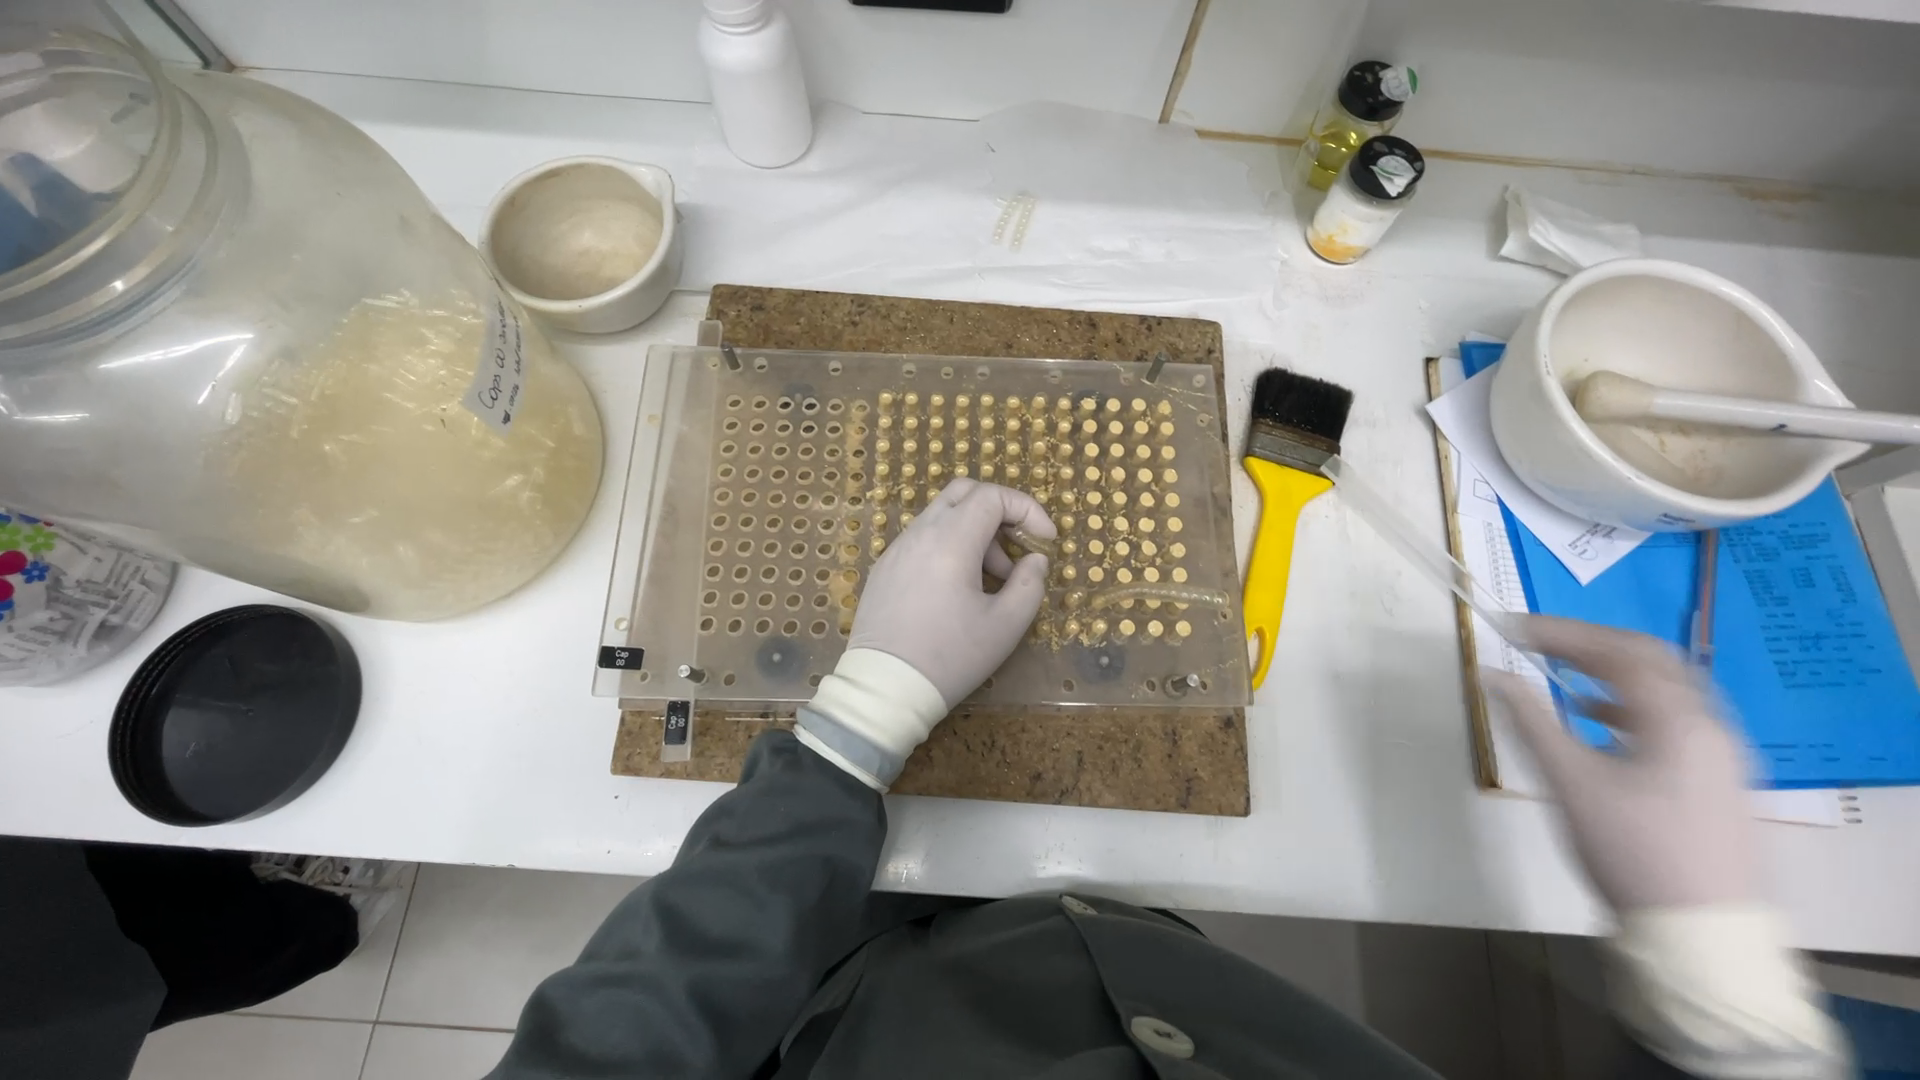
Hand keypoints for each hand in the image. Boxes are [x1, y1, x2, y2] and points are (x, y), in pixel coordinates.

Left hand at [850, 478, 1053, 705]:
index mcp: (950, 541)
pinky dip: (950, 546)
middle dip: (1000, 511)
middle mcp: (920, 534)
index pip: (992, 496)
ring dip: (976, 533)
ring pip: (942, 516)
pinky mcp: (885, 568)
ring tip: (992, 580)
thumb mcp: (1006, 625)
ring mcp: (897, 549)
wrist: (885, 688)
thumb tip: (1034, 560)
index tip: (1045, 542)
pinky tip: (957, 590)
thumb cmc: (951, 657)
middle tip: (1018, 547)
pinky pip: (923, 539)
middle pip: (964, 492)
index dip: (1027, 509)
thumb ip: (1030, 583)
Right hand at [1485, 616, 1758, 910]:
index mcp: (1677, 721)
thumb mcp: (1569, 782)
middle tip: (1537, 640)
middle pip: (1651, 660)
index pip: (1618, 652)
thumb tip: (1491, 674)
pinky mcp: (1716, 778)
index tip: (1512, 628)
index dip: (1562, 632)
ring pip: (1665, 688)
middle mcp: (1709, 726)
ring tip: (1561, 670)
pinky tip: (1595, 717)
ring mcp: (1720, 753)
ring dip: (1610, 670)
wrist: (1701, 932)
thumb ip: (1529, 719)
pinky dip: (1628, 703)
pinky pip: (1672, 718)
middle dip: (1589, 642)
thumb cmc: (1630, 849)